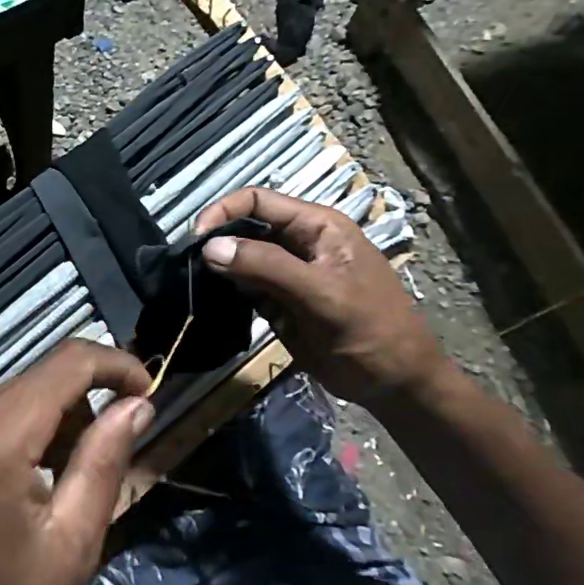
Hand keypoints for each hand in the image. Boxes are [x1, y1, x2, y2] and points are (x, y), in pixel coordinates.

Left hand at [0, 340, 153, 584]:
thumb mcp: (70, 543)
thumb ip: (104, 459)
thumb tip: (137, 404)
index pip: (70, 360)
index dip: (119, 364)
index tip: (150, 394)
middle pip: (45, 377)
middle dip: (90, 405)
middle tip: (110, 463)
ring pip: (22, 396)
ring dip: (59, 424)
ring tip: (66, 490)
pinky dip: (28, 434)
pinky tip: (30, 486)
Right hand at [196, 187, 455, 409]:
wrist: (395, 384)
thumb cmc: (371, 330)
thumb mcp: (322, 294)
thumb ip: (267, 266)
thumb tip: (210, 247)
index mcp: (317, 226)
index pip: (259, 201)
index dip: (225, 211)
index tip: (196, 237)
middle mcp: (299, 244)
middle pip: (246, 228)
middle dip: (218, 240)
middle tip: (188, 266)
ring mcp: (288, 275)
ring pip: (242, 259)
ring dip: (220, 268)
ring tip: (194, 283)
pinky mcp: (280, 304)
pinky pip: (246, 289)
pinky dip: (228, 293)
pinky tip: (211, 301)